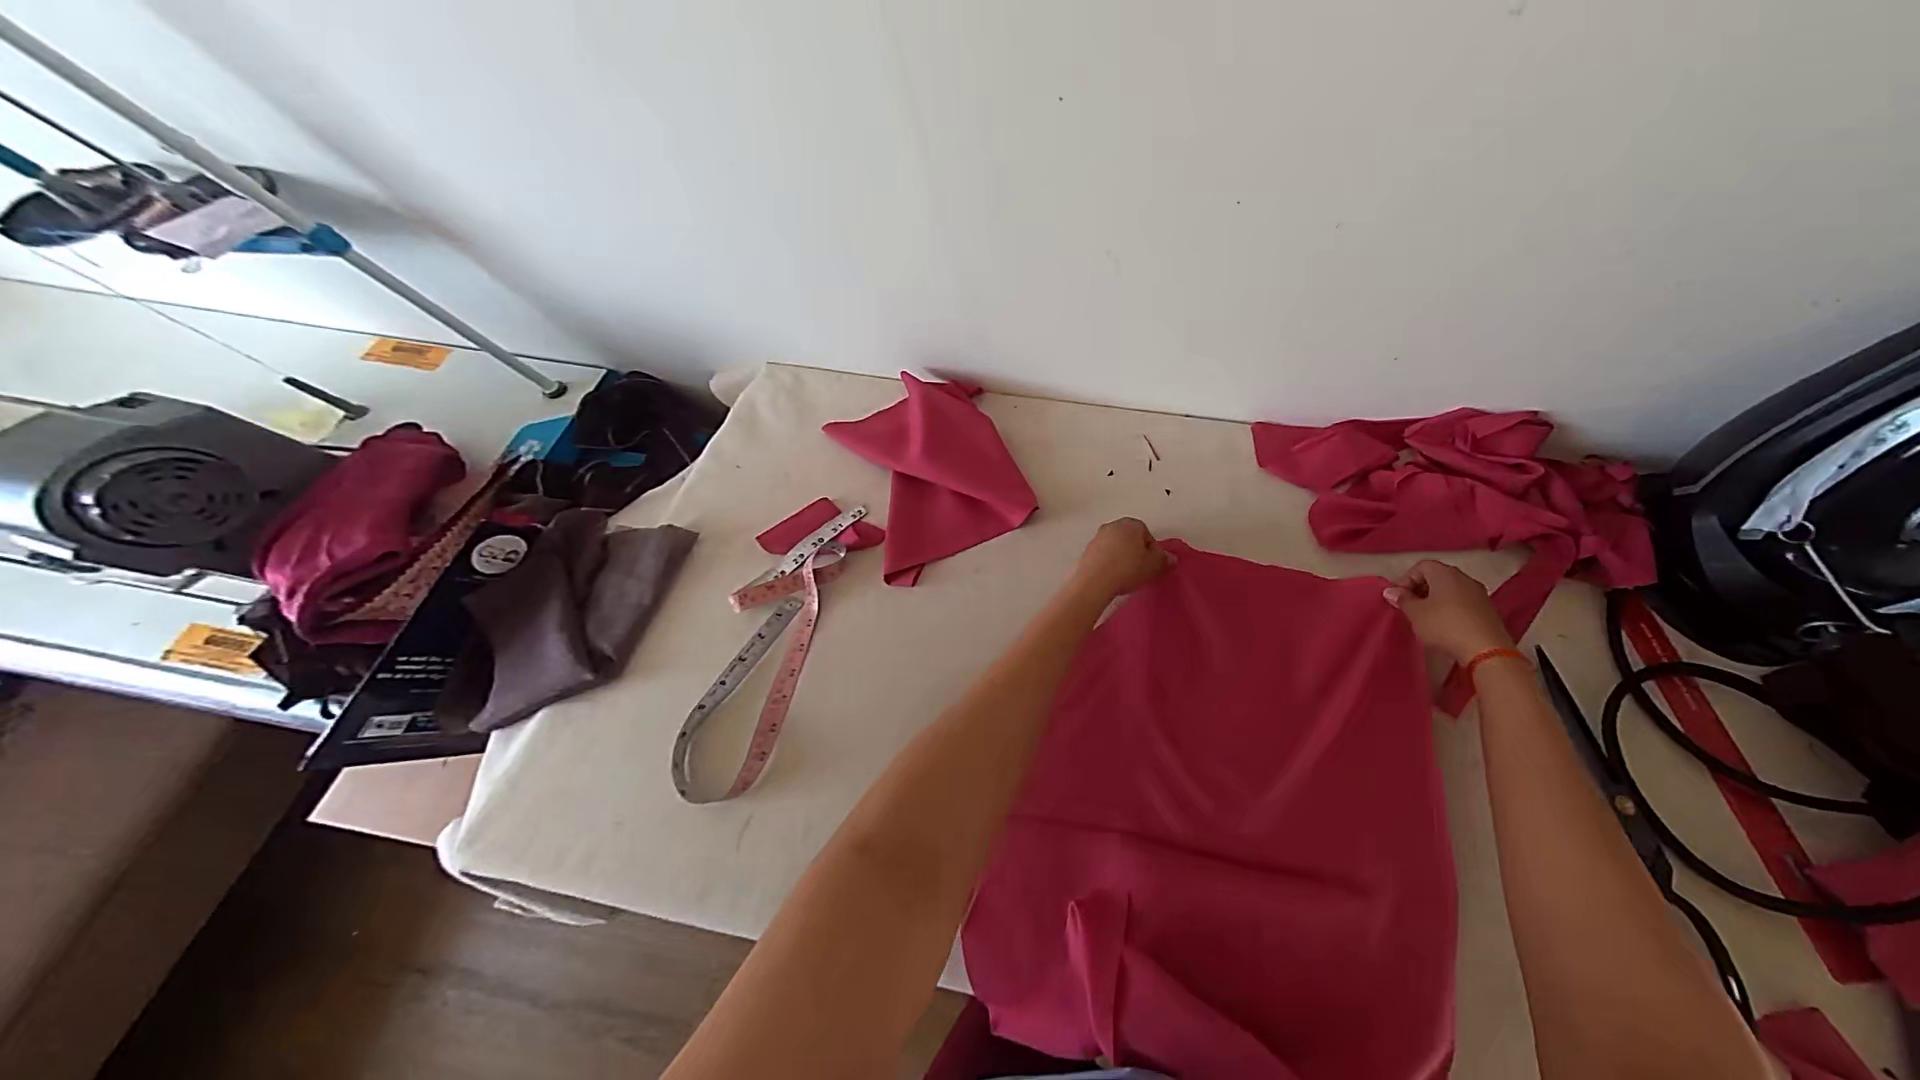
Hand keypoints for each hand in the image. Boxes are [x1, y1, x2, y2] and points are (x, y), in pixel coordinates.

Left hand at [1070, 518, 1171, 598]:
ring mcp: (1097, 538)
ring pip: (1115, 546)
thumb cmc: (1126, 569)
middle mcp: (1112, 526)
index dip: (1151, 549)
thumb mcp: (1153, 566)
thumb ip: (1164, 559)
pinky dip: (1108, 563)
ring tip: (1125, 574)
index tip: (1152, 563)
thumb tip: (1168, 558)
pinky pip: (1103, 555)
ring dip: (1121, 556)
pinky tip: (1112, 576)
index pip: (1146, 533)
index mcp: (1130, 524)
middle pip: (1129, 537)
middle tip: (1140, 568)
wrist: (1094, 582)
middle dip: (1136, 551)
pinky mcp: (1086, 551)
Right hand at [1383, 560, 1513, 663]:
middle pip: (1437, 576)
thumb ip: (1402, 599)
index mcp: (1446, 574)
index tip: (1397, 597)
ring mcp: (1479, 594)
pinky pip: (1462, 602)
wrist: (1485, 650)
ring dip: (1435, 599)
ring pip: (1451, 590)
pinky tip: (1443, 624)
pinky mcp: (1488, 610)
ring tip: (1424, 616)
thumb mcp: (1415, 613)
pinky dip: (1449, 608)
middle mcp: (1465, 579)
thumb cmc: (1444, 625)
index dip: (1405, 579)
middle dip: (1419, 589)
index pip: (1421, 566)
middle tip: (1408, 606)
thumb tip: (1391, 591)